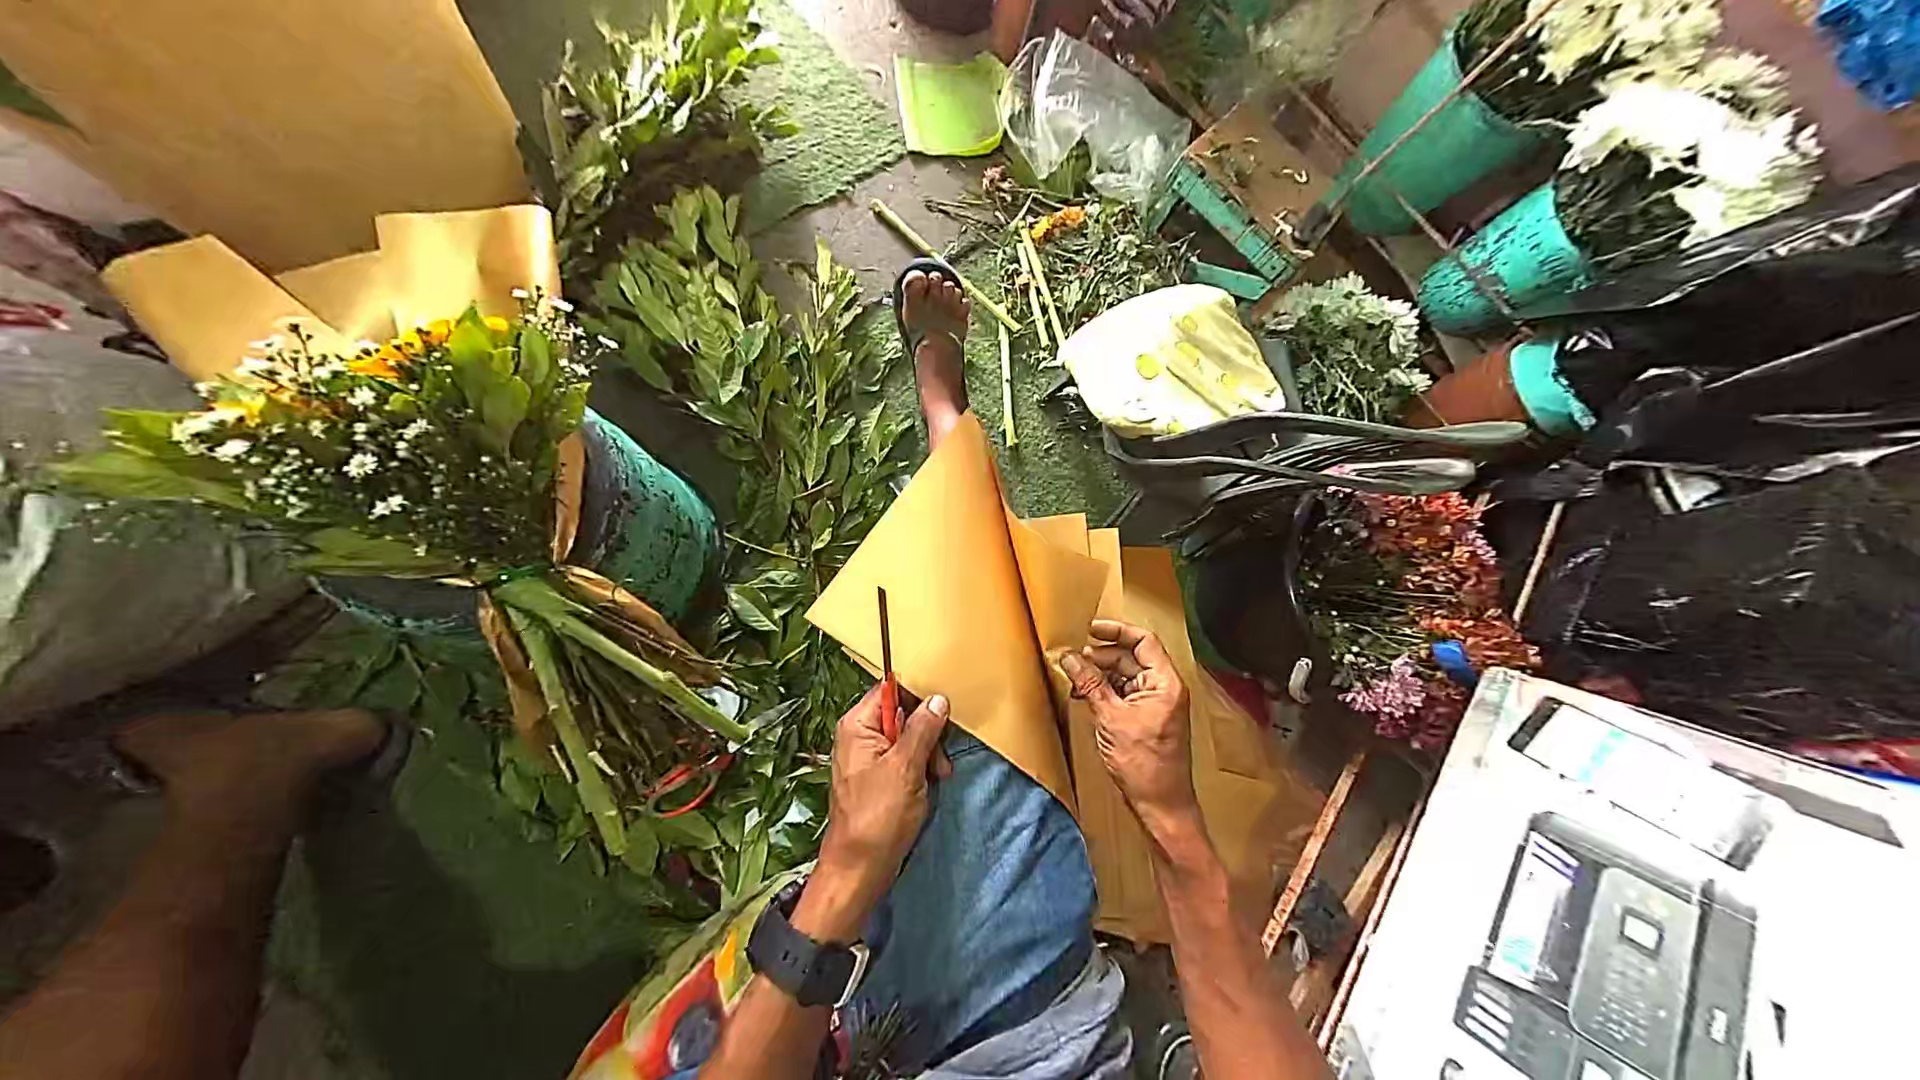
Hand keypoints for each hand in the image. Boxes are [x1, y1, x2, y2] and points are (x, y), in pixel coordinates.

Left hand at [796, 685, 950, 942]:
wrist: (860, 869)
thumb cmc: (879, 816)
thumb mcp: (906, 767)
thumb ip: (923, 729)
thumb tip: (938, 699)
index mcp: (858, 724)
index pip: (890, 689)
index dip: (918, 695)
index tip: (943, 707)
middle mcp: (860, 734)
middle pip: (902, 712)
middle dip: (927, 730)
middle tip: (940, 755)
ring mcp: (869, 756)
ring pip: (908, 735)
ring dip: (928, 751)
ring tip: (938, 774)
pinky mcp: (880, 775)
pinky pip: (905, 756)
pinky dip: (921, 766)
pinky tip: (931, 782)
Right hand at [1058, 619, 1199, 835]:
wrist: (1160, 803)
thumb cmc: (1144, 764)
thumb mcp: (1110, 717)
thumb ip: (1090, 684)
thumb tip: (1070, 659)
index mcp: (1165, 683)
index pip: (1143, 641)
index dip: (1117, 631)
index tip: (1091, 629)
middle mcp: (1164, 688)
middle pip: (1132, 657)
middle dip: (1102, 656)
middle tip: (1076, 660)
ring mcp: (1156, 703)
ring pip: (1126, 675)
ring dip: (1100, 674)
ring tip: (1077, 679)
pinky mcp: (1147, 717)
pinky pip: (1124, 692)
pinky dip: (1105, 691)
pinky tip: (1085, 696)